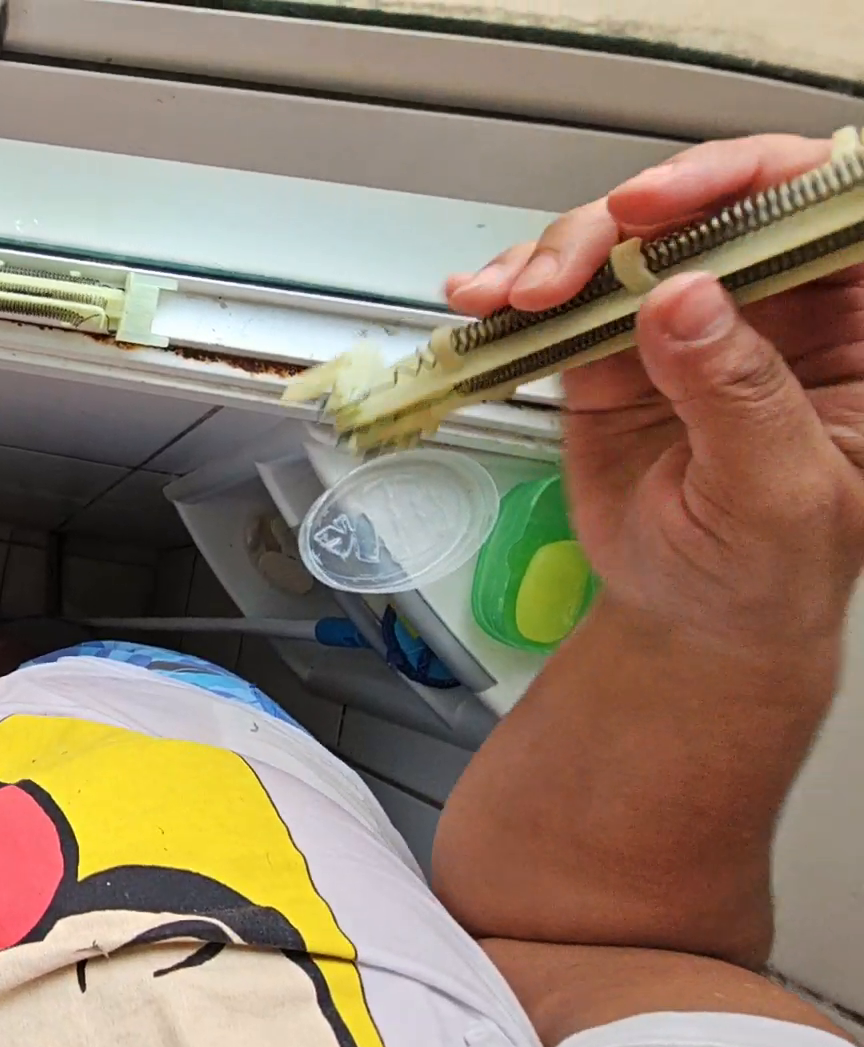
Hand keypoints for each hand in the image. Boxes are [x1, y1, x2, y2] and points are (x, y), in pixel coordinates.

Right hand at [446, 135, 863, 647]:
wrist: (683, 607)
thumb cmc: (763, 564)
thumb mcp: (771, 487)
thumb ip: (737, 392)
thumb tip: (684, 297)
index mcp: (860, 323)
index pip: (827, 207)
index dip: (747, 180)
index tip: (654, 207)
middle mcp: (772, 308)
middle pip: (700, 215)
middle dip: (611, 231)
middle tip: (546, 286)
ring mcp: (677, 330)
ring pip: (617, 251)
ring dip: (545, 263)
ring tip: (498, 301)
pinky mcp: (605, 359)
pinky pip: (558, 309)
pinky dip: (509, 301)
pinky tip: (478, 304)